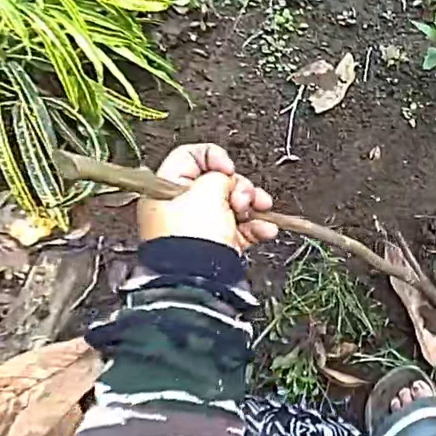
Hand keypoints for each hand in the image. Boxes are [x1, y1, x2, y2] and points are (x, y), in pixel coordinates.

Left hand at [137, 144, 279, 250]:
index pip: (189, 157)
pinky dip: (257, 227)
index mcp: (167, 189)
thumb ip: (219, 177)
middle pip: (218, 182)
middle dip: (240, 186)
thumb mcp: (207, 190)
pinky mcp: (219, 245)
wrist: (199, 279)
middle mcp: (182, 207)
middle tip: (243, 198)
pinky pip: (242, 229)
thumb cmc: (194, 235)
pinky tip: (267, 229)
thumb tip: (228, 181)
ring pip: (234, 205)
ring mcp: (202, 227)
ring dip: (254, 205)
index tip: (228, 169)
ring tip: (263, 210)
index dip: (213, 158)